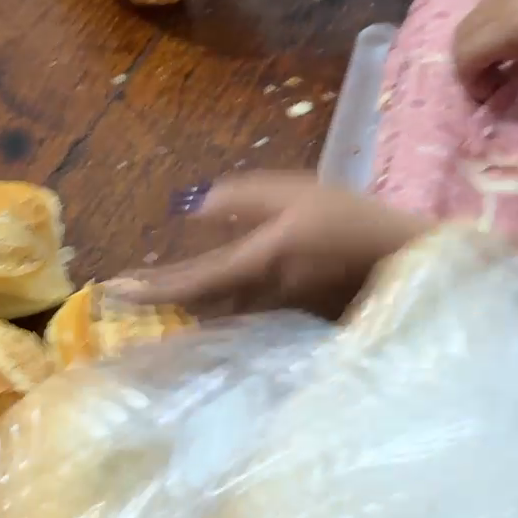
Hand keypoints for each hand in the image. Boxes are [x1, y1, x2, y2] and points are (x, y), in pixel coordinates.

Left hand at [107, 172, 433, 318]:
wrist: (403, 265)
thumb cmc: (353, 220)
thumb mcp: (297, 192)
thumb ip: (242, 198)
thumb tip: (191, 207)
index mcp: (261, 262)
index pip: (194, 281)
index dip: (152, 286)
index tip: (113, 289)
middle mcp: (261, 299)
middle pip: (200, 307)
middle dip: (164, 301)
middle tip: (129, 294)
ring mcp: (274, 318)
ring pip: (218, 317)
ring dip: (186, 308)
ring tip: (159, 295)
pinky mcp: (289, 325)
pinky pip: (241, 320)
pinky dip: (216, 311)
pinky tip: (207, 302)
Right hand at [453, 0, 517, 123]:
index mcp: (504, 30)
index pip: (463, 60)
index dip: (472, 85)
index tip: (497, 98)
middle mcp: (499, 3)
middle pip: (462, 38)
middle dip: (471, 65)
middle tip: (498, 83)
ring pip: (475, 17)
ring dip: (482, 43)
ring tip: (511, 60)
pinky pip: (493, 1)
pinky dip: (496, 24)